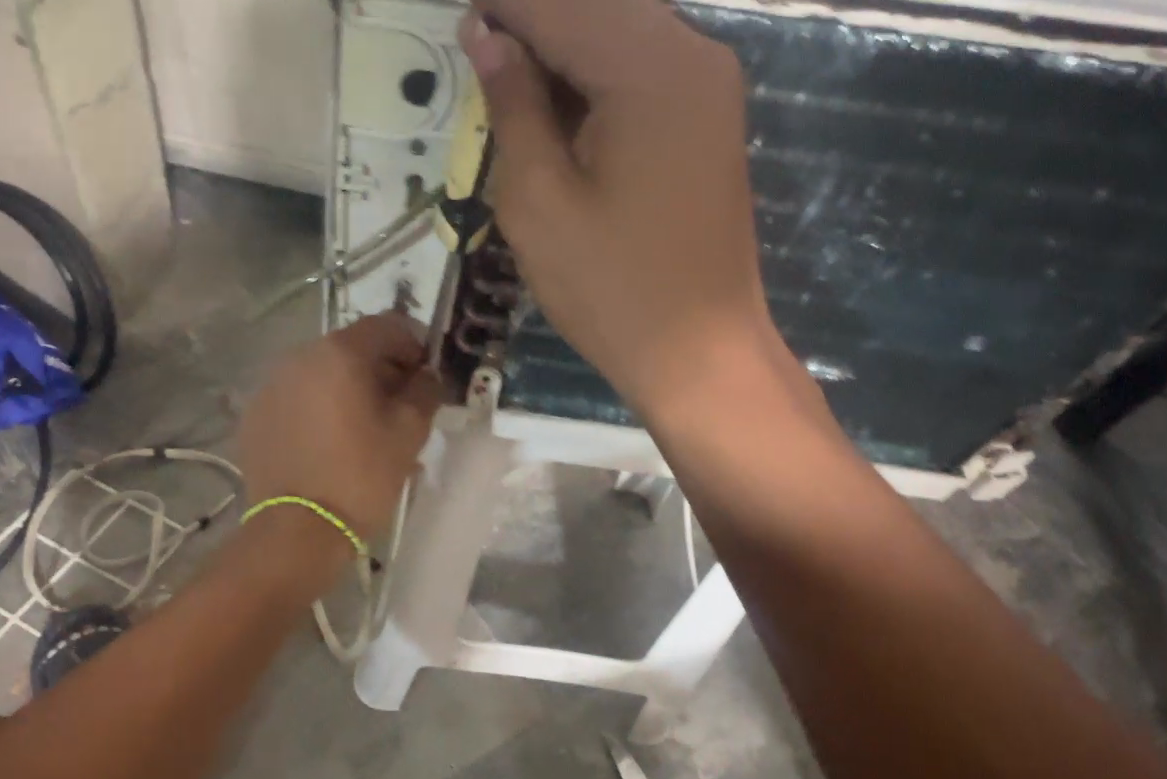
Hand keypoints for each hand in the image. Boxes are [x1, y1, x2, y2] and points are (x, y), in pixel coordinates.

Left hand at [239, 314, 441, 543]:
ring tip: (364, 430)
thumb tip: (426, 375)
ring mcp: (270, 387)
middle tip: (399, 407)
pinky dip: (317, 410)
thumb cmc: (360, 477)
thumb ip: (424, 392)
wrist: (297, 529)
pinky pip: (296, 401)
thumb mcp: (408, 434)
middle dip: (379, 369)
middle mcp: (298, 358)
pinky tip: (330, 445)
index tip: (425, 376)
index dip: (413, 345)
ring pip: (320, 375)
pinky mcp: (254, 417)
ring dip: (347, 390)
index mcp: (339, 353)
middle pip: (350, 349)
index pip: (386, 326)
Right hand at [461, 0, 800, 417]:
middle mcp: (694, 54)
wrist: (699, 355)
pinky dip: (593, 75)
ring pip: (621, 31)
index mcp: (650, 67)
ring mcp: (709, 87)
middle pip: (597, 6)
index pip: (559, 5)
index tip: (456, 21)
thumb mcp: (539, 202)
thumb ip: (513, 108)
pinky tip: (553, 106)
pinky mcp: (709, 121)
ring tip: (505, 82)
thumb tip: (486, 36)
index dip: (500, 7)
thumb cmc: (611, 290)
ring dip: (560, 47)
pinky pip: (642, 69)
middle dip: (532, 21)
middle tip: (476, 50)